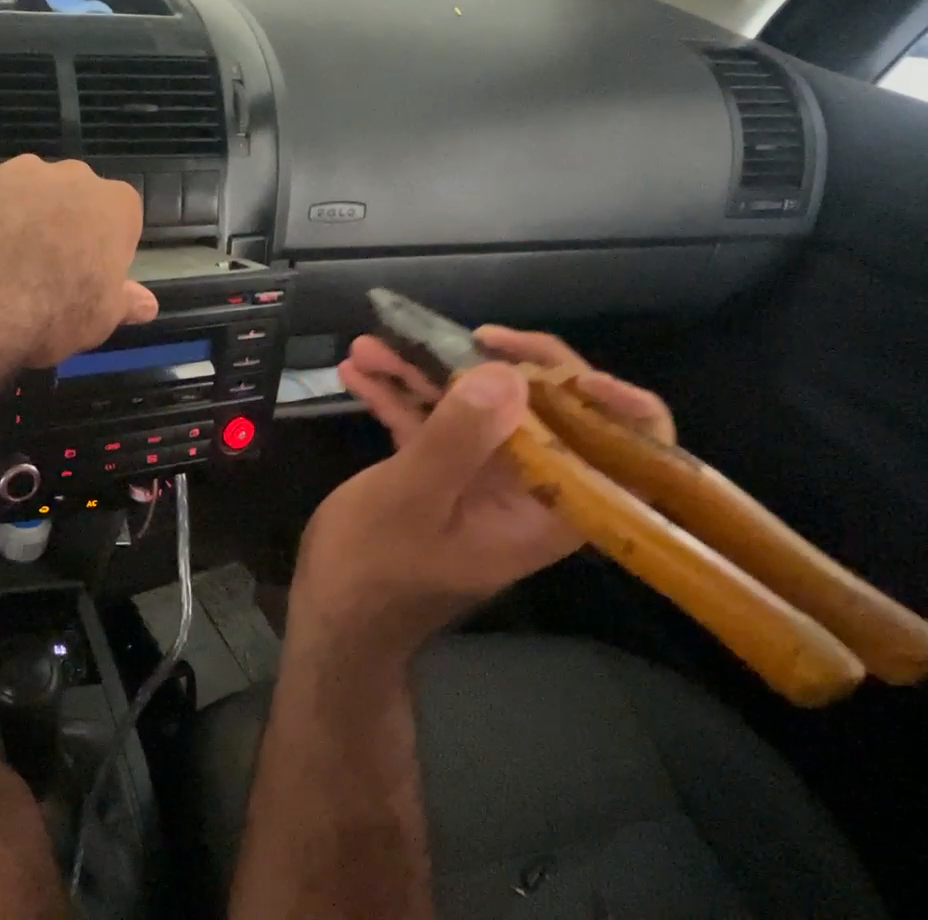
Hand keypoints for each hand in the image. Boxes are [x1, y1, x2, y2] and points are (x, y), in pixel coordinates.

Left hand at [0, 155, 157, 366]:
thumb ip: (124, 302)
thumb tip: (147, 304)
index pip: (121, 222)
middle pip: (77, 200)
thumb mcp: (100, 319)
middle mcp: (74, 176)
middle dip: (66, 227)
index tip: (88, 280)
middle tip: (46, 271)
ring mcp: (23, 171)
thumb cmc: (55, 311)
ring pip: (33, 195)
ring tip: (6, 264)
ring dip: (27, 219)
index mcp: (116, 205)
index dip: (105, 251)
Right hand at [288, 327, 673, 659]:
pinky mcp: (439, 480)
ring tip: (370, 344)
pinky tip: (356, 372)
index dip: (598, 391)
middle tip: (427, 334)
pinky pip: (432, 427)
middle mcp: (528, 490)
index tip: (527, 358)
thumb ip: (457, 438)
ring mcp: (480, 483)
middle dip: (477, 364)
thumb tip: (506, 372)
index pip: (622, 442)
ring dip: (421, 374)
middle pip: (534, 408)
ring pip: (472, 411)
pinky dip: (399, 399)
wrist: (332, 620)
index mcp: (548, 506)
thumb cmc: (371, 568)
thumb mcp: (409, 499)